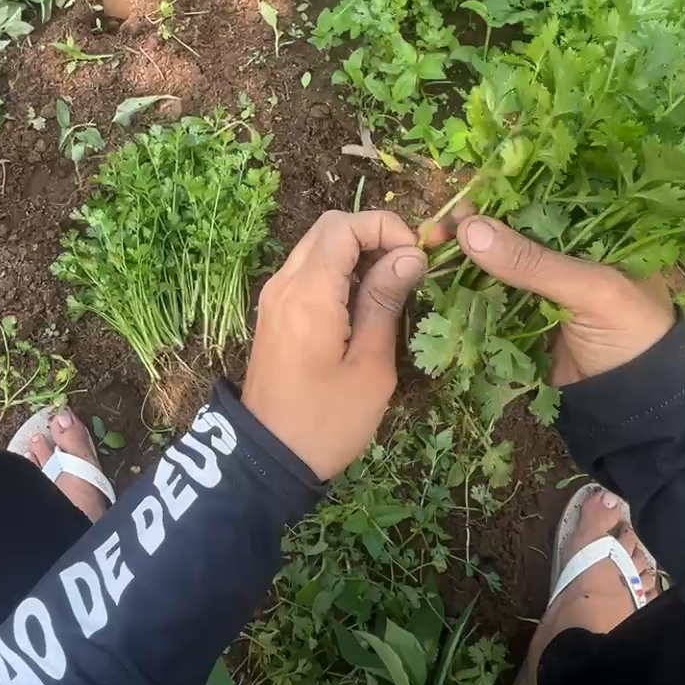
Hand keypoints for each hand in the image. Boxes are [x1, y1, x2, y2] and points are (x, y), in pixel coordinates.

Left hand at [243, 210, 426, 478]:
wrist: (268, 457)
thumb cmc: (327, 420)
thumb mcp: (370, 366)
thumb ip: (385, 302)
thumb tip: (410, 255)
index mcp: (308, 293)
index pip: (344, 227)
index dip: (385, 228)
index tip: (416, 258)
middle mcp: (284, 283)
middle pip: (329, 227)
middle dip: (373, 234)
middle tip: (407, 267)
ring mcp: (275, 295)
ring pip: (317, 246)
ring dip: (356, 252)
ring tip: (392, 286)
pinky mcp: (275, 310)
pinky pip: (308, 270)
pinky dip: (338, 271)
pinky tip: (363, 303)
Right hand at [444, 214, 674, 385]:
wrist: (635, 408)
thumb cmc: (632, 336)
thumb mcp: (591, 290)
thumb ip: (532, 261)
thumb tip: (469, 229)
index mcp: (593, 233)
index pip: (542, 201)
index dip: (500, 196)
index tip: (463, 200)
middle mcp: (564, 252)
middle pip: (509, 229)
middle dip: (471, 226)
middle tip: (436, 230)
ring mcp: (540, 285)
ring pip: (493, 262)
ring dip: (461, 256)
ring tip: (429, 251)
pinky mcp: (522, 315)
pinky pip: (487, 295)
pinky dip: (463, 289)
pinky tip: (438, 279)